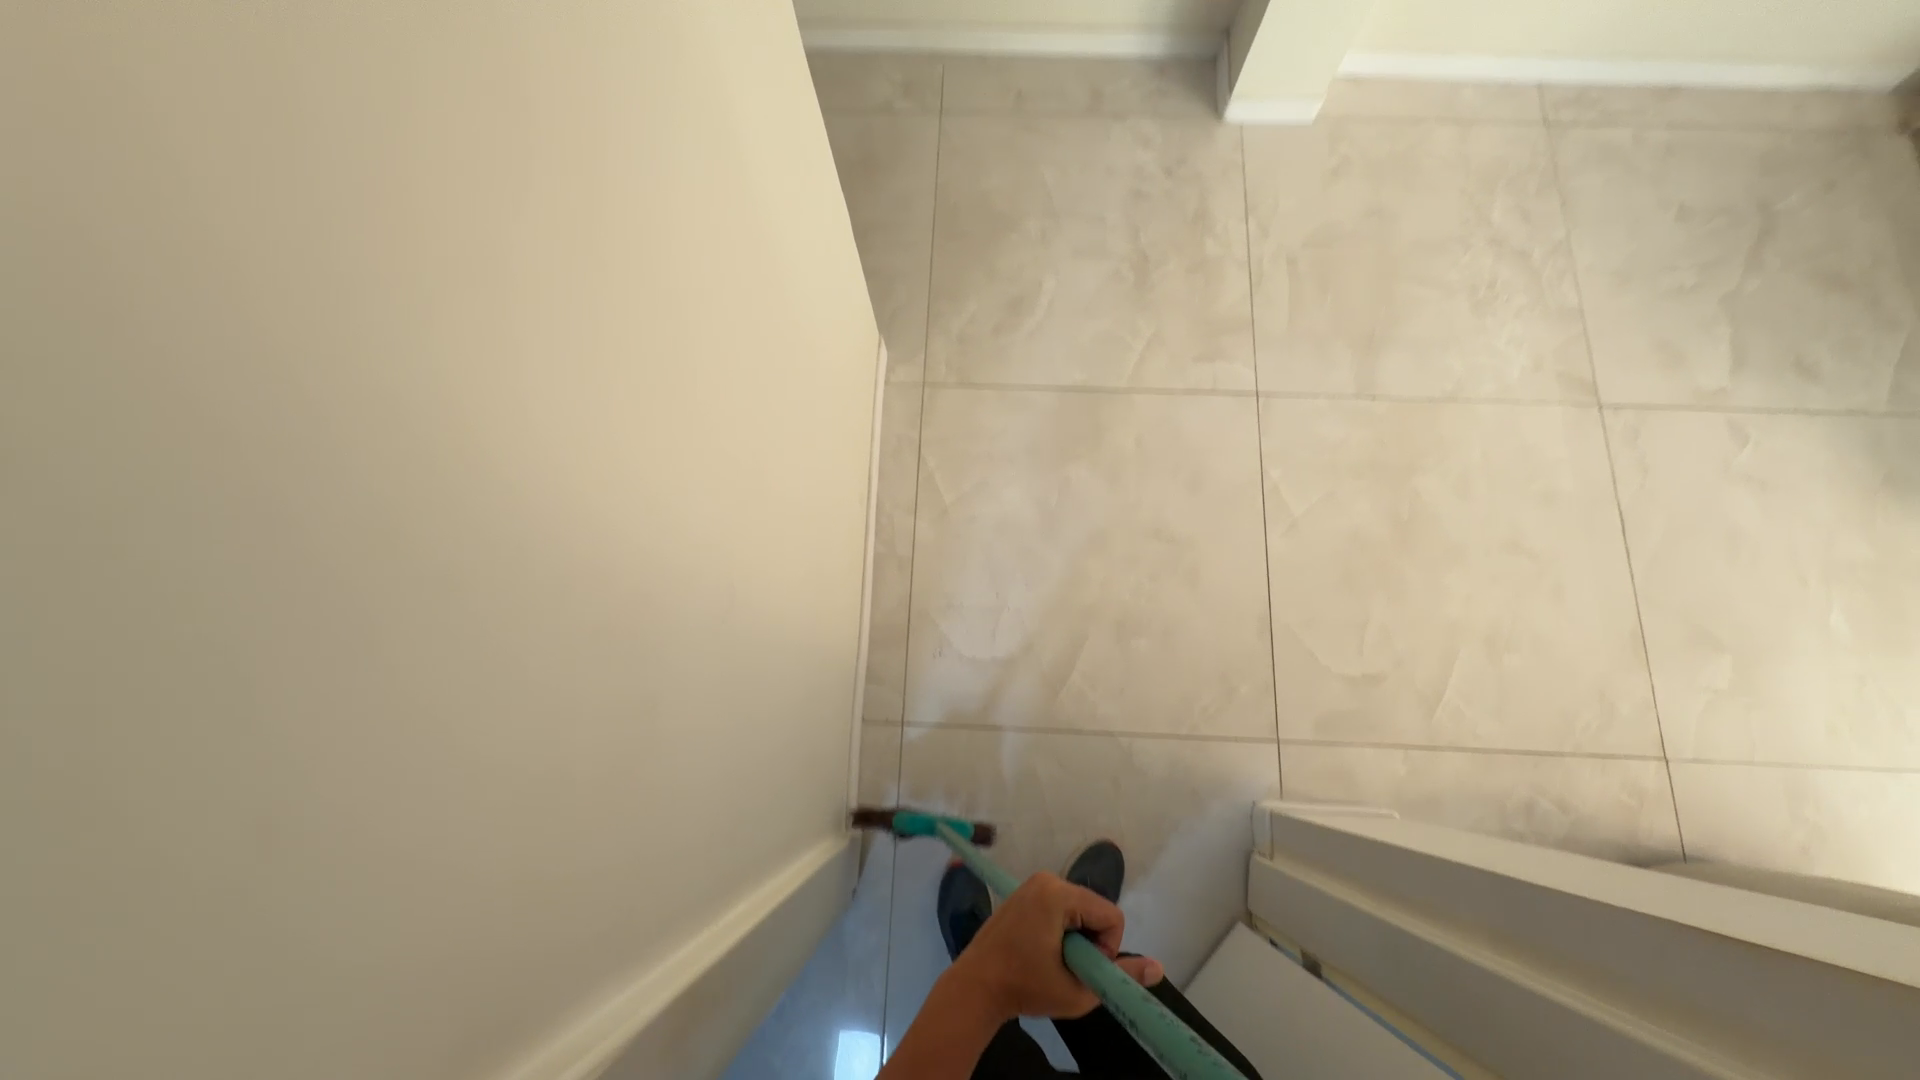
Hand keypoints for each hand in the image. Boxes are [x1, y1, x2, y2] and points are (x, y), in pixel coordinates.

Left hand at [941, 872, 1165, 1022]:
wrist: (976, 986)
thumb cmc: (1025, 988)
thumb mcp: (1078, 991)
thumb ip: (1120, 977)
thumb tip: (1158, 967)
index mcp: (1058, 894)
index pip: (1110, 916)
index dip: (1106, 948)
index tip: (1082, 968)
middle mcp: (1047, 879)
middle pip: (1095, 910)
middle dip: (1091, 941)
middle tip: (1066, 966)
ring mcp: (1034, 884)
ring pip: (1080, 910)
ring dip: (1077, 937)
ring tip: (1052, 959)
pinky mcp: (1026, 892)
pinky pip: (1062, 907)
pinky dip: (1062, 929)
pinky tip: (1041, 950)